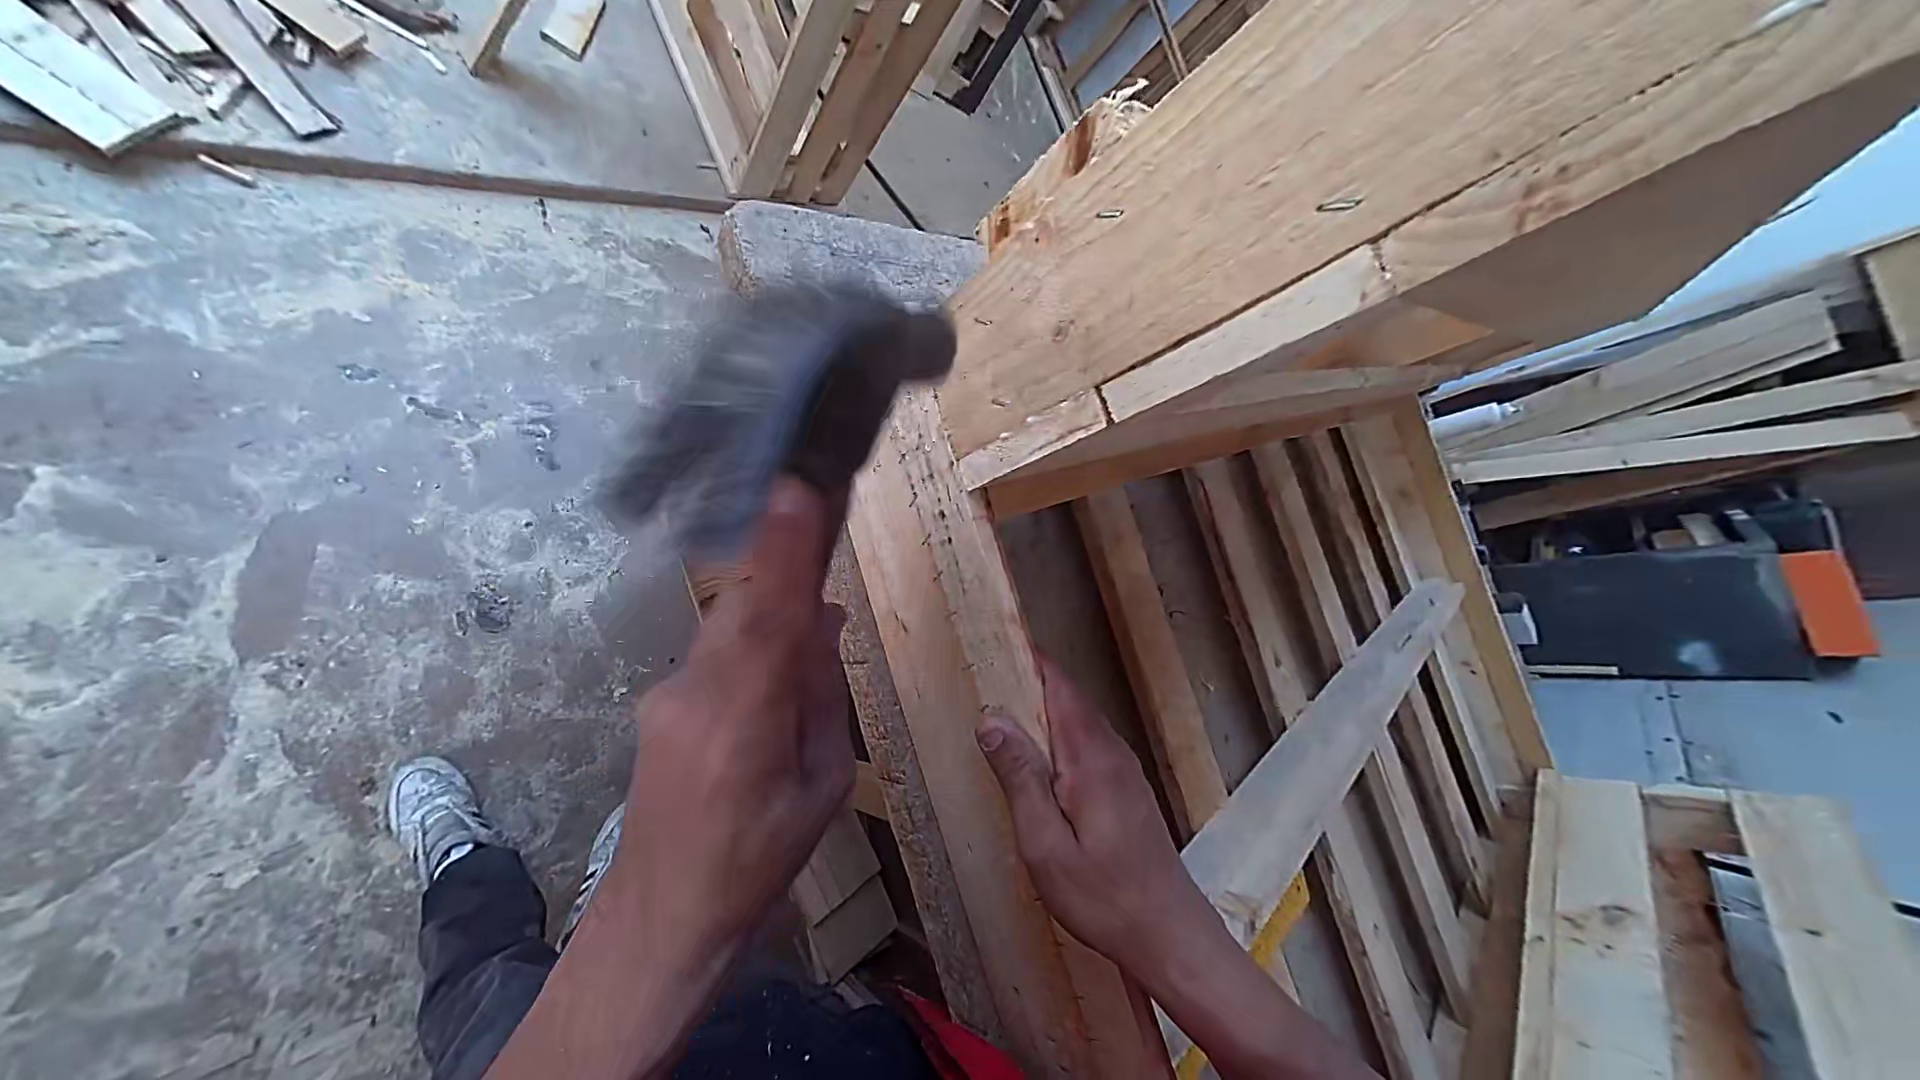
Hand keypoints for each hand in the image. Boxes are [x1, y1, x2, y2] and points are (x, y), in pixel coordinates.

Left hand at [489, 478, 852, 1079]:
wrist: (661, 918)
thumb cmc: (761, 861)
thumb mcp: (823, 784)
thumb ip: (821, 695)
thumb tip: (823, 623)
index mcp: (745, 722)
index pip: (770, 616)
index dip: (786, 547)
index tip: (802, 484)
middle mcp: (696, 692)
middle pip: (749, 603)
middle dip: (791, 559)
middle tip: (828, 511)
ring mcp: (667, 694)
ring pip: (732, 622)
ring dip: (776, 603)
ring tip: (816, 603)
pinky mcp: (658, 700)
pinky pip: (717, 648)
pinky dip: (753, 637)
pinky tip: (777, 662)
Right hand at [978, 661, 1377, 1079]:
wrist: (1170, 934)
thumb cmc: (1103, 895)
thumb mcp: (1045, 843)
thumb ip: (1020, 778)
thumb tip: (992, 720)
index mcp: (1090, 756)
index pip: (1060, 687)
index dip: (1032, 660)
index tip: (999, 640)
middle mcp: (1111, 752)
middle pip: (1069, 698)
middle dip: (1031, 679)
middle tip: (988, 671)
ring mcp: (1123, 769)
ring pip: (1079, 719)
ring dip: (1044, 706)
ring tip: (1004, 705)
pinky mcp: (1126, 787)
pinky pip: (1087, 741)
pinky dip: (1058, 731)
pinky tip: (1038, 752)